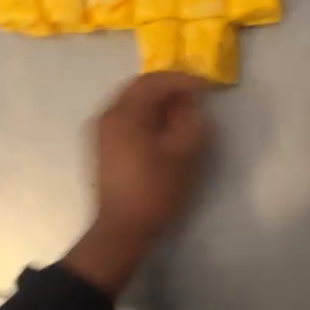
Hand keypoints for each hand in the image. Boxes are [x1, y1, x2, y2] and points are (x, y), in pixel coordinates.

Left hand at [64, 72, 213, 296]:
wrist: (122, 230)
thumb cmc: (155, 191)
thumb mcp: (183, 154)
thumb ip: (190, 120)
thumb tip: (190, 101)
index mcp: (123, 113)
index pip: (154, 81)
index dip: (183, 80)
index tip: (208, 86)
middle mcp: (107, 115)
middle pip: (140, 88)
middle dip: (170, 88)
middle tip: (196, 97)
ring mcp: (101, 131)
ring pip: (133, 103)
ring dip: (159, 103)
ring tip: (184, 113)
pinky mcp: (103, 146)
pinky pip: (127, 118)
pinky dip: (147, 116)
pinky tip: (164, 130)